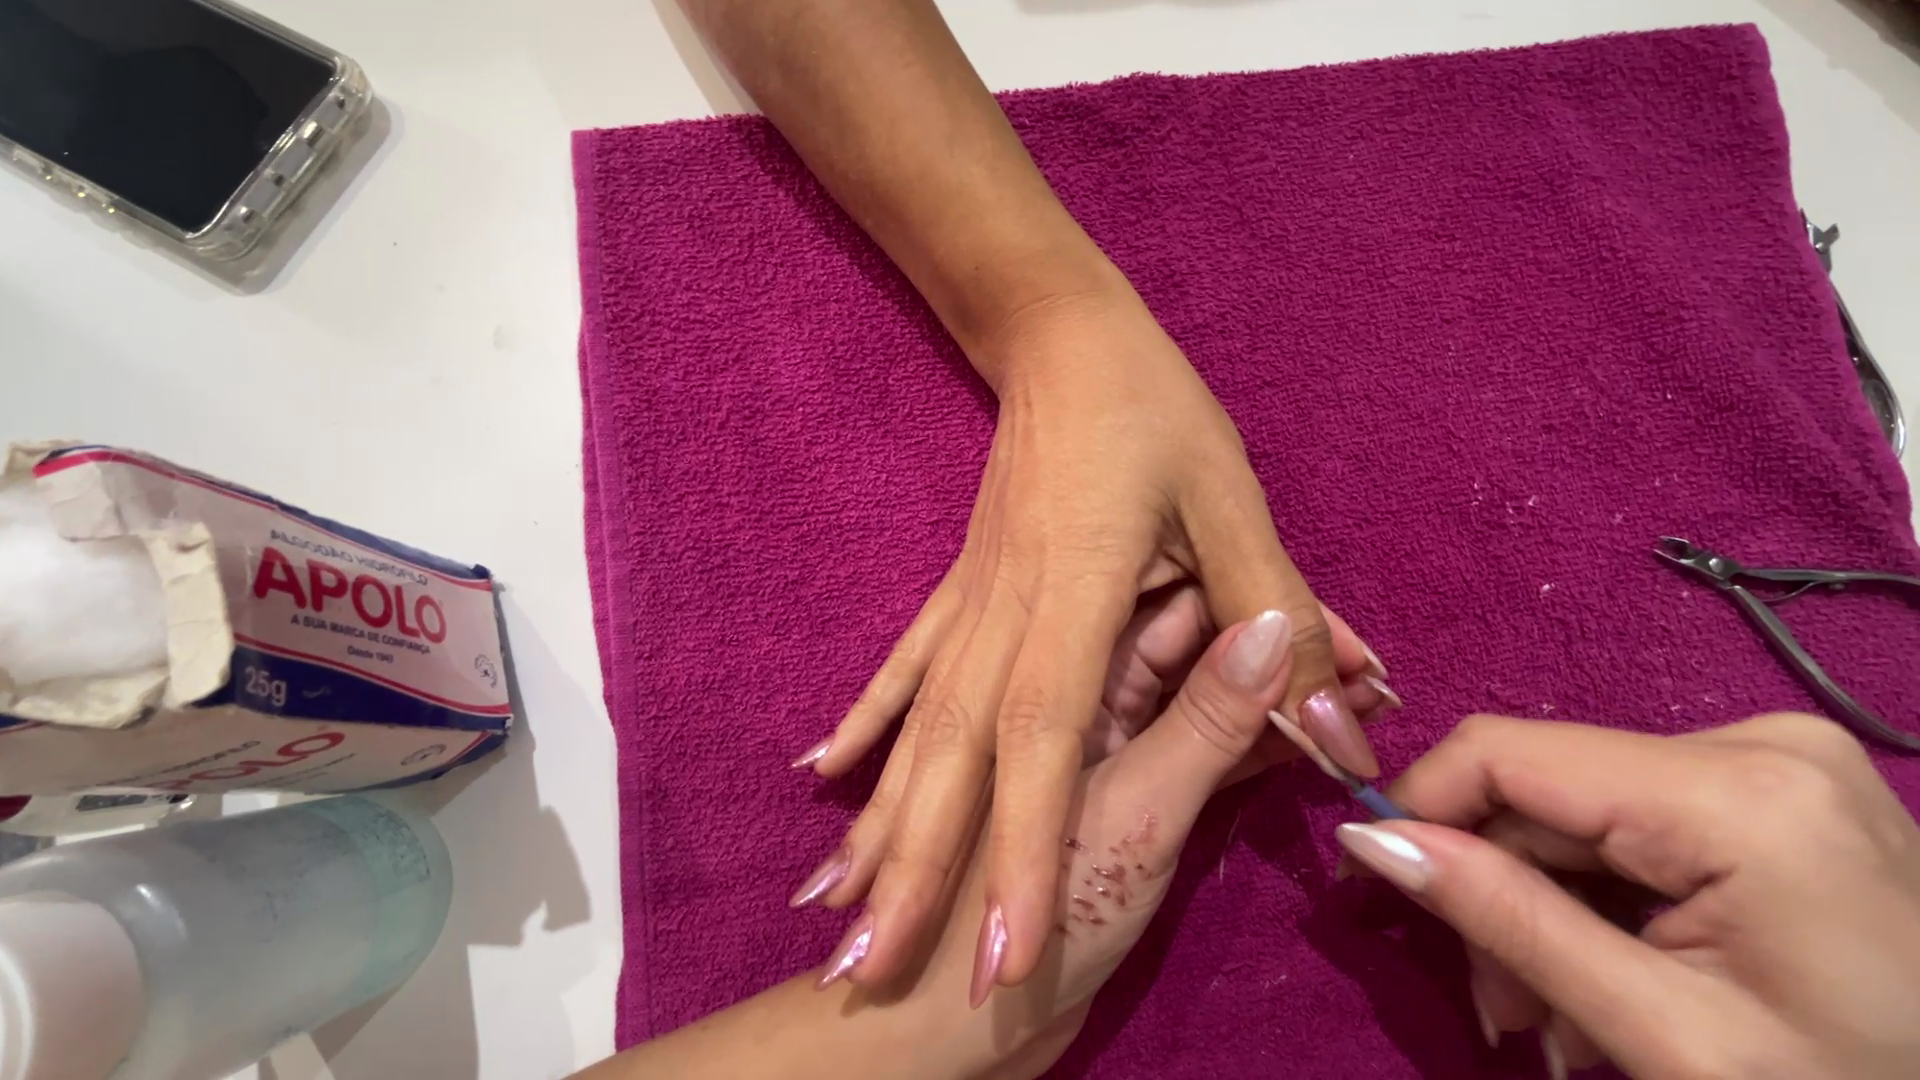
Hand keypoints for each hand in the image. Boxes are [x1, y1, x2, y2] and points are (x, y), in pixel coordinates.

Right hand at [795, 286, 1389, 993]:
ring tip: (837, 909)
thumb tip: (1336, 726)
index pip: (1045, 733)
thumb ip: (1276, 613)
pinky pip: (905, 666)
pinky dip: (865, 721)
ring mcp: (969, 599)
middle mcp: (1005, 609)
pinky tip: (819, 770)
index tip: (1005, 949)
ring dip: (881, 818)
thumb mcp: (1232, 500)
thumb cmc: (1152, 410)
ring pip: (920, 721)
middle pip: (958, 748)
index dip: (1023, 846)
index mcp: (1076, 588)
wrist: (1062, 339)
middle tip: (874, 974)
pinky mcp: (957, 587)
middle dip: (919, 868)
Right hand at [1337, 714, 1919, 1078]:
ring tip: (1556, 1017)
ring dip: (1542, 907)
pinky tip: (1614, 977)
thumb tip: (1365, 838)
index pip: (1502, 752)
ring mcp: (1770, 761)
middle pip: (1540, 792)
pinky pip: (1629, 826)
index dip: (1415, 805)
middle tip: (1498, 1004)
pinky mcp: (1773, 790)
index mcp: (1735, 792)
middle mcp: (1752, 742)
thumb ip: (1505, 918)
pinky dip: (1599, 900)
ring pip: (1576, 815)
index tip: (1365, 875)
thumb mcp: (1666, 1033)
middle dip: (1496, 892)